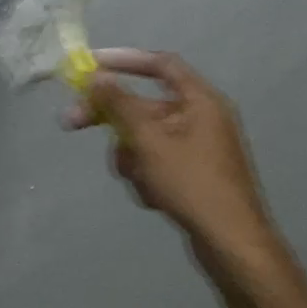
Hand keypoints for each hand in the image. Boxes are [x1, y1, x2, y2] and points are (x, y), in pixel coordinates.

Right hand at [62, 49, 268, 246]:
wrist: (234, 248)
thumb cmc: (192, 183)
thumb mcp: (148, 139)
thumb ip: (118, 102)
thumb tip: (95, 75)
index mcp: (200, 100)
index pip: (159, 63)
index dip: (124, 59)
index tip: (90, 65)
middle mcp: (201, 117)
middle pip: (144, 104)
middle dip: (111, 118)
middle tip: (73, 121)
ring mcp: (198, 147)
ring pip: (145, 136)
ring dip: (131, 154)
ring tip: (136, 178)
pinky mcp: (194, 174)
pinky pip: (157, 159)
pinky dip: (147, 173)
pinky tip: (152, 196)